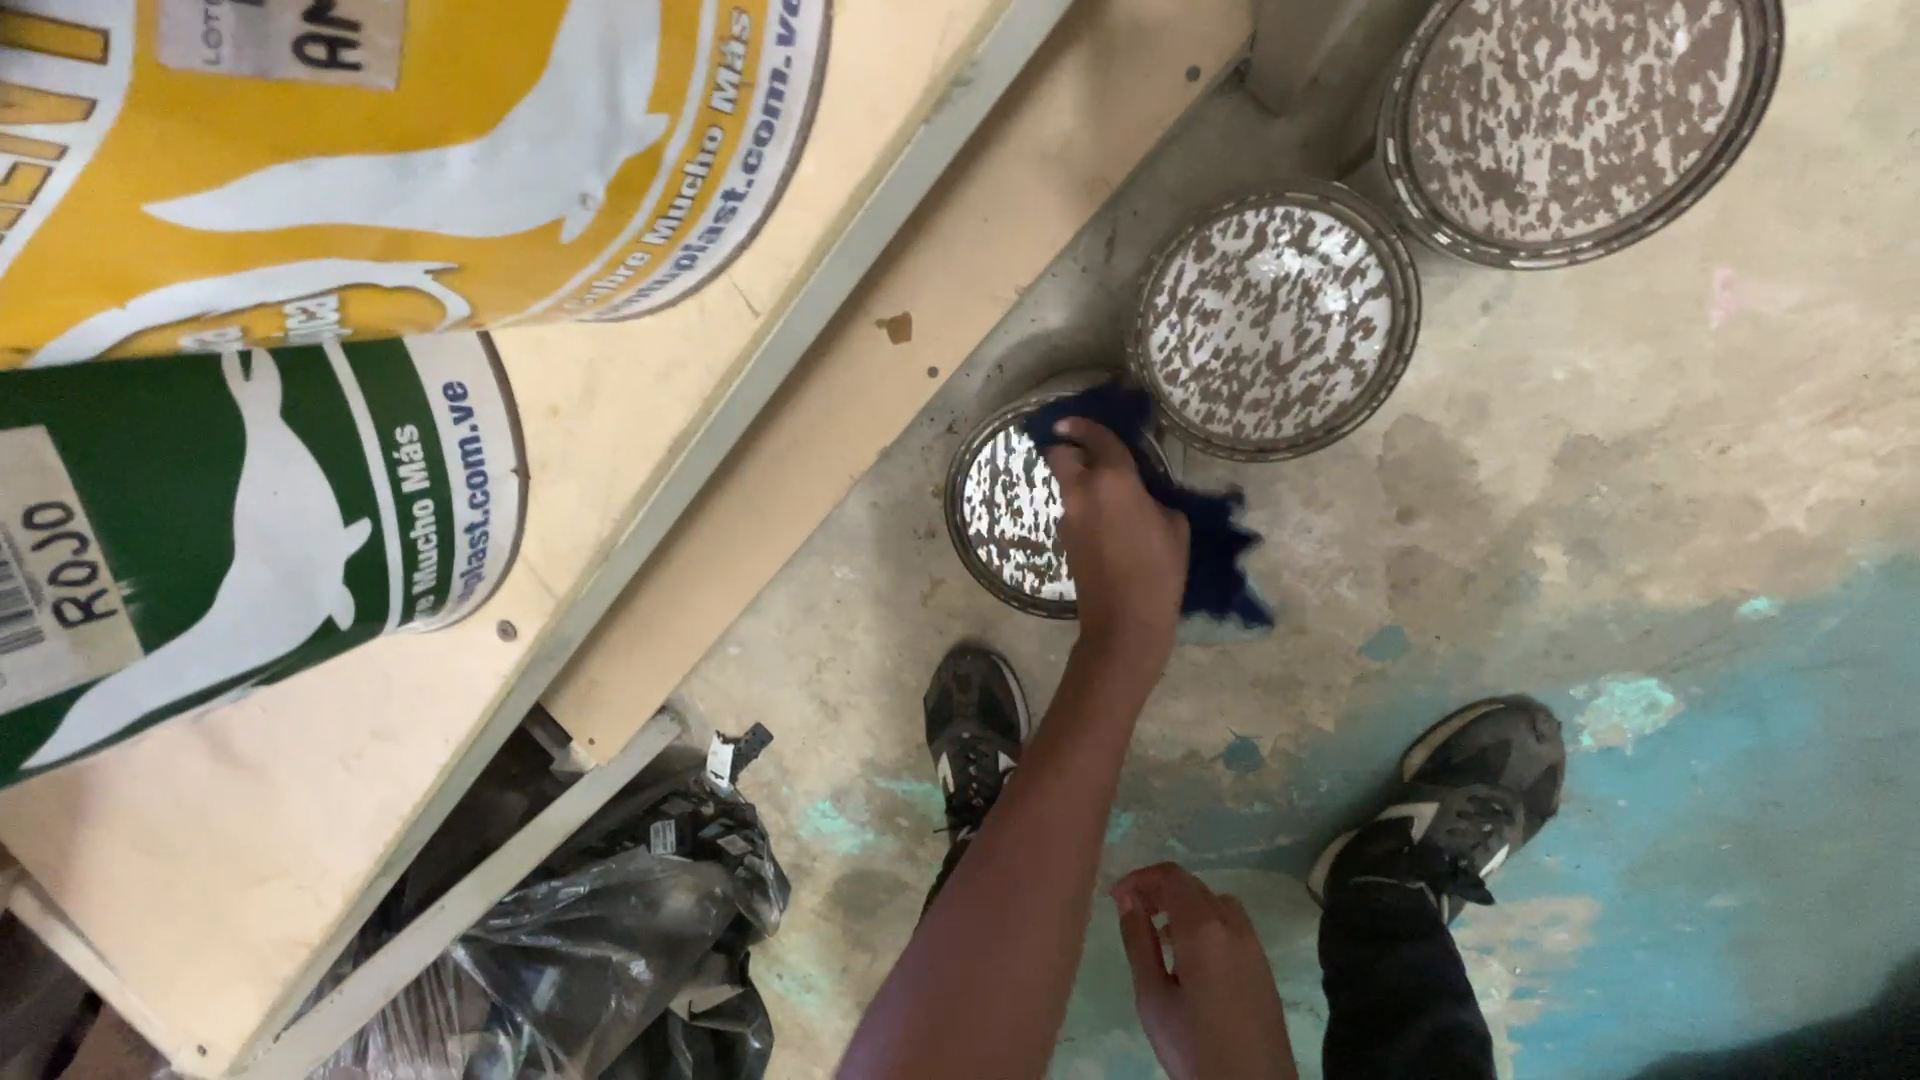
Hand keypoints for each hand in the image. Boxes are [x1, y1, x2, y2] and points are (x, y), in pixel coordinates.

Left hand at [1044, 418, 1188, 667]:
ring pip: (1064, 486)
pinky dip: (1083, 507)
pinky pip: (1071, 511)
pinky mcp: (1064, 541)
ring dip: (1078, 481)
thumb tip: (1139, 495)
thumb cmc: (1159, 570)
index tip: (1074, 419)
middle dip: (1066, 447)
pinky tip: (1106, 524)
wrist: (1124, 620)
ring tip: (1106, 494)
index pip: (1097, 440)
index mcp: (1113, 481)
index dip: (1087, 425)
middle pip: (1059, 456)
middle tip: (1084, 450)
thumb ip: (1152, 498)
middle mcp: (1082, 493)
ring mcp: (1067, 518)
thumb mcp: (1175, 526)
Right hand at [1113, 863, 1297, 1079]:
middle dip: (1159, 890)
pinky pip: (1232, 925)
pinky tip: (1192, 959)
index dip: (1140, 878)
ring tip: (1162, 937)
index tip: (1116, 898)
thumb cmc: (1194, 1048)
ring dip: (1185, 906)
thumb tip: (1129, 901)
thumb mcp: (1152, 997)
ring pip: (1215, 902)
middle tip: (1133, 913)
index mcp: (1203, 929)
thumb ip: (1138, 942)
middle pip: (1193, 886)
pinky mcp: (1264, 968)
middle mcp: (1233, 927)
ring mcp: (1254, 946)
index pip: (1171, 876)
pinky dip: (1207, 923)